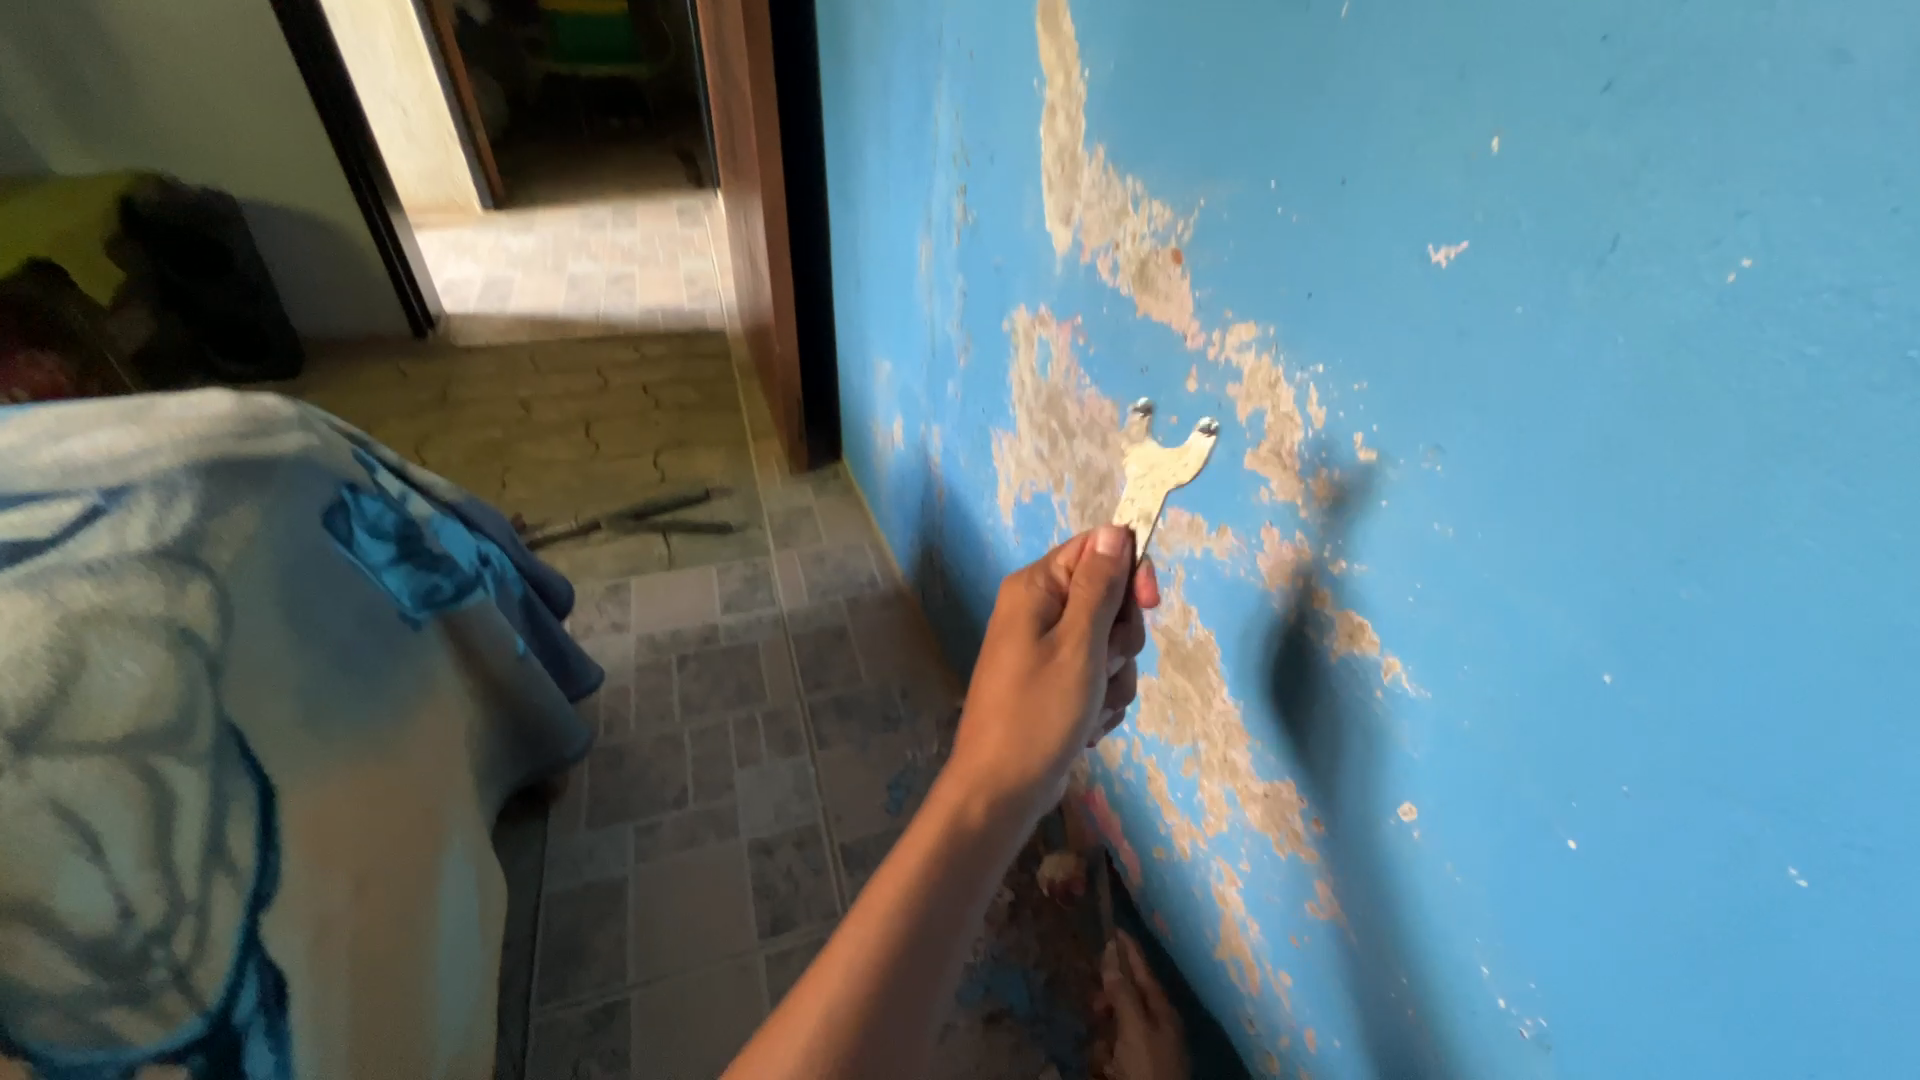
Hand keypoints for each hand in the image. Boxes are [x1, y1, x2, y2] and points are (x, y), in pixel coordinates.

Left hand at [946, 524, 1159, 822]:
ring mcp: (1046, 647)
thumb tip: (1113, 529)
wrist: (1002, 789)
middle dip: (1121, 638)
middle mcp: (1038, 609)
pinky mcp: (1055, 681)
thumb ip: (1099, 586)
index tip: (1147, 606)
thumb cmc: (1038, 713)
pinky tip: (1086, 724)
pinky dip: (1102, 699)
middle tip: (1103, 666)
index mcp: (1035, 587)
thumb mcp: (1079, 645)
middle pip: (1109, 598)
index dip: (1130, 572)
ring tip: (1091, 706)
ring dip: (1114, 677)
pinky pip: (1098, 675)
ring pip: (1110, 642)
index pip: (1096, 549)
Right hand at [1098, 932, 1189, 1079]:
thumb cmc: (1148, 1070)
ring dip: (1102, 1037)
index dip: (1127, 949)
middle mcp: (1154, 1024)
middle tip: (1096, 1008)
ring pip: (1111, 1025)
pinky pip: (1108, 1050)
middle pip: (1123, 996)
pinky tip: (1105, 1070)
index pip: (1142, 969)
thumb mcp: (1134, 1028)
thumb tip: (1111, 950)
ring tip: (1104, 1057)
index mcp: (1161, 1010)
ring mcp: (1143, 1048)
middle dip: (1107, 1002)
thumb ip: (1122, 991)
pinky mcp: (1130, 1068)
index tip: (1111, 927)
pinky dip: (1103, 1058)